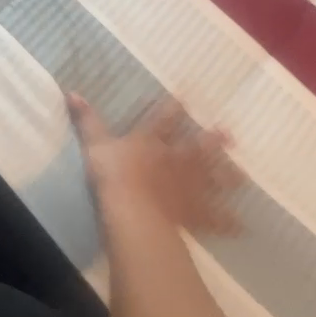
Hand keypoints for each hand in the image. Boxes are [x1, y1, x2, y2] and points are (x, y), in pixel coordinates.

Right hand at [67, 93, 242, 235]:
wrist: (133, 209)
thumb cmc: (113, 174)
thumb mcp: (94, 144)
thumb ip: (86, 120)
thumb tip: (71, 91)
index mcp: (152, 141)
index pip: (165, 119)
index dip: (175, 108)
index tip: (187, 98)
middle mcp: (176, 160)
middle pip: (199, 148)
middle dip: (214, 141)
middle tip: (231, 135)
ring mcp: (188, 188)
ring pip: (213, 180)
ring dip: (228, 178)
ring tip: (244, 176)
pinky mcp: (193, 213)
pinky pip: (214, 218)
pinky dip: (227, 222)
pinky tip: (241, 224)